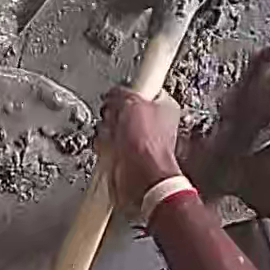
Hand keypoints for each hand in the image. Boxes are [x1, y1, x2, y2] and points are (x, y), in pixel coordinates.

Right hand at [99, 88, 183, 215]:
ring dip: (107, 130)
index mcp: (165, 107)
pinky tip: (109, 148)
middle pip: (124, 109)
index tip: (119, 94)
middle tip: (114, 117)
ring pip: (113, 127)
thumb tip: (113, 93)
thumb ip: (121, 93)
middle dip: (114, 113)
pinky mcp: (127, 156)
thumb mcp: (130, 102)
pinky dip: (104, 145)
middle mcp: (155, 125)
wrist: (140, 179)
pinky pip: (108, 144)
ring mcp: (140, 142)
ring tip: (111, 135)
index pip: (142, 90)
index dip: (128, 91)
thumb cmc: (146, 144)